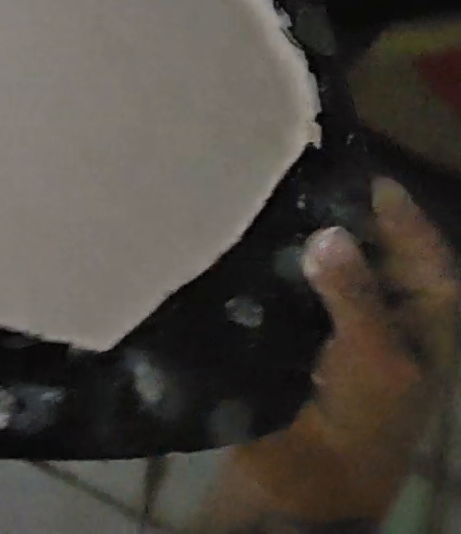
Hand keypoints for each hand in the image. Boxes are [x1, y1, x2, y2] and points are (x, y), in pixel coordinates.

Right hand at [214, 178, 458, 524]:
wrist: (303, 480)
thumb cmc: (358, 423)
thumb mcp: (375, 363)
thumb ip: (357, 300)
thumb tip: (330, 233)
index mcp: (423, 322)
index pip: (417, 252)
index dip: (391, 210)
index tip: (350, 164)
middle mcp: (382, 315)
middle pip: (363, 252)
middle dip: (330, 214)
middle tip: (281, 169)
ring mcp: (331, 325)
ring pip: (315, 267)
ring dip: (286, 238)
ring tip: (243, 197)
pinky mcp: (284, 334)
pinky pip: (274, 287)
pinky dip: (255, 264)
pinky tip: (221, 244)